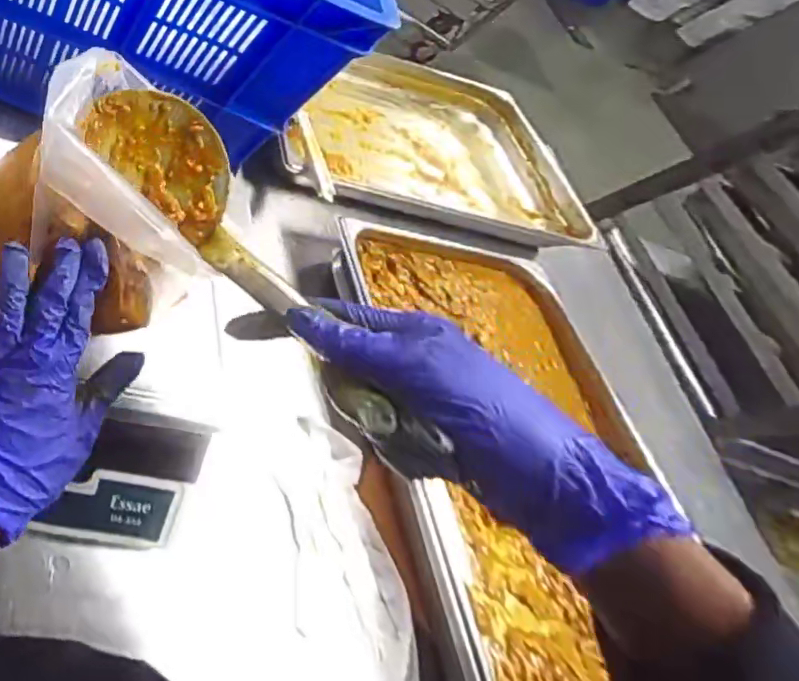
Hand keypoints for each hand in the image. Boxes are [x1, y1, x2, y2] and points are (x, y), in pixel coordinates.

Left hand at [0, 239, 143, 543]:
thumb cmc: (44, 459)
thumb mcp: (85, 426)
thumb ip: (107, 386)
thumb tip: (136, 357)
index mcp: (59, 368)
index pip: (78, 315)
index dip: (87, 282)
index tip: (95, 254)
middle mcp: (30, 355)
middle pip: (47, 305)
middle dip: (58, 271)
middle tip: (65, 241)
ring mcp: (1, 359)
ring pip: (10, 310)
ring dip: (14, 278)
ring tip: (16, 247)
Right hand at [290, 300, 691, 575]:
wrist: (546, 481)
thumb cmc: (483, 408)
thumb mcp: (413, 367)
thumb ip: (354, 344)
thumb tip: (300, 316)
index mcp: (408, 330)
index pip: (339, 318)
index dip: (299, 321)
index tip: (252, 326)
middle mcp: (408, 359)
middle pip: (345, 368)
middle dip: (357, 393)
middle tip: (383, 409)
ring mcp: (417, 398)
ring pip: (362, 407)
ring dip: (384, 426)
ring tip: (423, 437)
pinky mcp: (425, 434)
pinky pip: (386, 437)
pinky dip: (404, 449)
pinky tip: (435, 455)